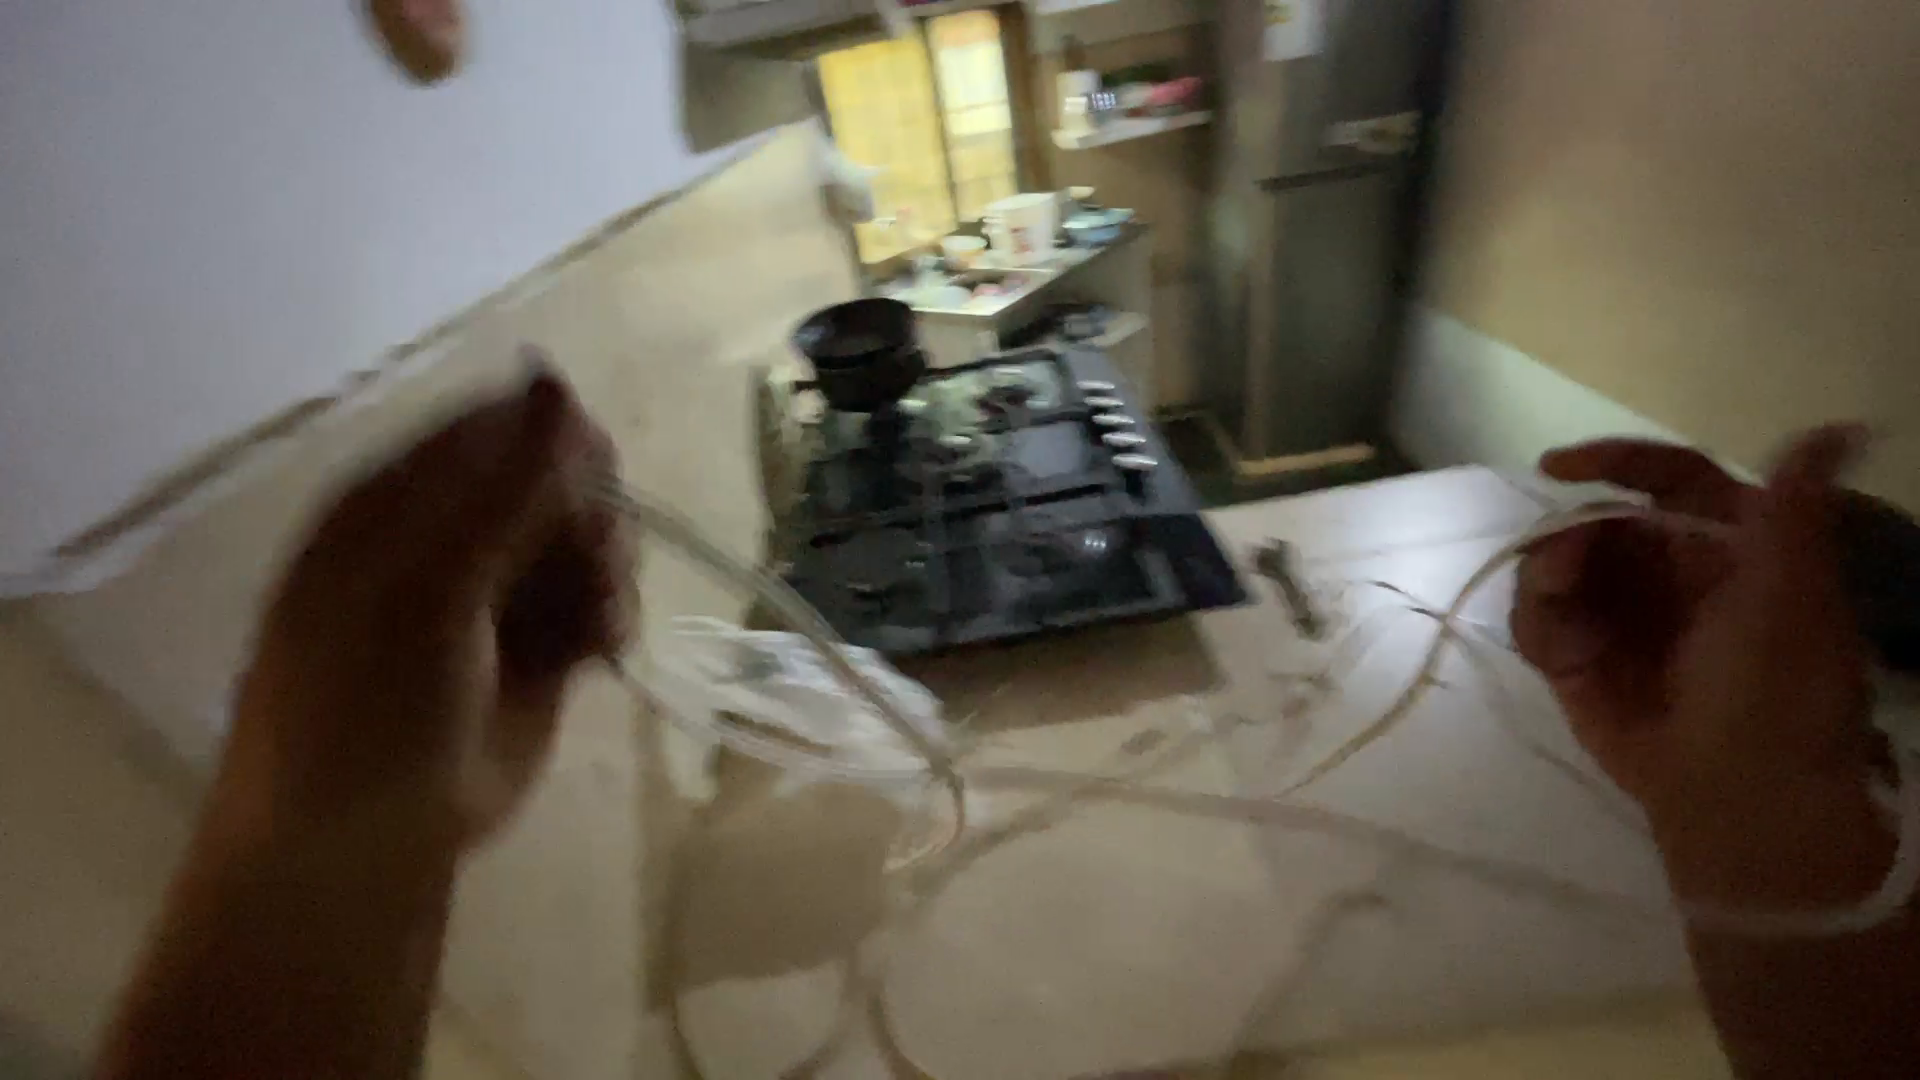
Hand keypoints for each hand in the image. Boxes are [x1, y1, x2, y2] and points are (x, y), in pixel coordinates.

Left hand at [212, 370, 633, 857]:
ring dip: (608, 572)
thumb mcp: (433, 587)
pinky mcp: (545, 638)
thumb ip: (508, 490)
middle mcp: (458, 536)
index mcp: (403, 503)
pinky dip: (612, 616)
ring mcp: (504, 589)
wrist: (370, 838)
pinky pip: (602, 598)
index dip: (559, 448)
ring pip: (592, 542)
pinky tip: (603, 647)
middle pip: (560, 483)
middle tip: (593, 561)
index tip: (595, 484)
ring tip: (597, 619)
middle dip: (592, 519)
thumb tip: (559, 384)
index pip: (501, 430)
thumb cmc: (370, 704)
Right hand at [1512, 425, 1891, 907]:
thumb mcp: (1789, 603)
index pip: (1663, 479)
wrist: (1728, 792)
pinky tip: (1562, 658)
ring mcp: (1612, 610)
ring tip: (1565, 633)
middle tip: (1561, 574)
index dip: (1610, 462)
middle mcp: (1660, 570)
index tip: (1554, 468)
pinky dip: (1537, 629)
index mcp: (1721, 548)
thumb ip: (1792, 517)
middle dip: (1564, 541)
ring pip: (1548, 567)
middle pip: (1588, 522)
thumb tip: (1836, 426)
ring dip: (1543, 588)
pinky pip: (1532, 617)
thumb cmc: (1775, 695)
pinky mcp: (1572, 649)